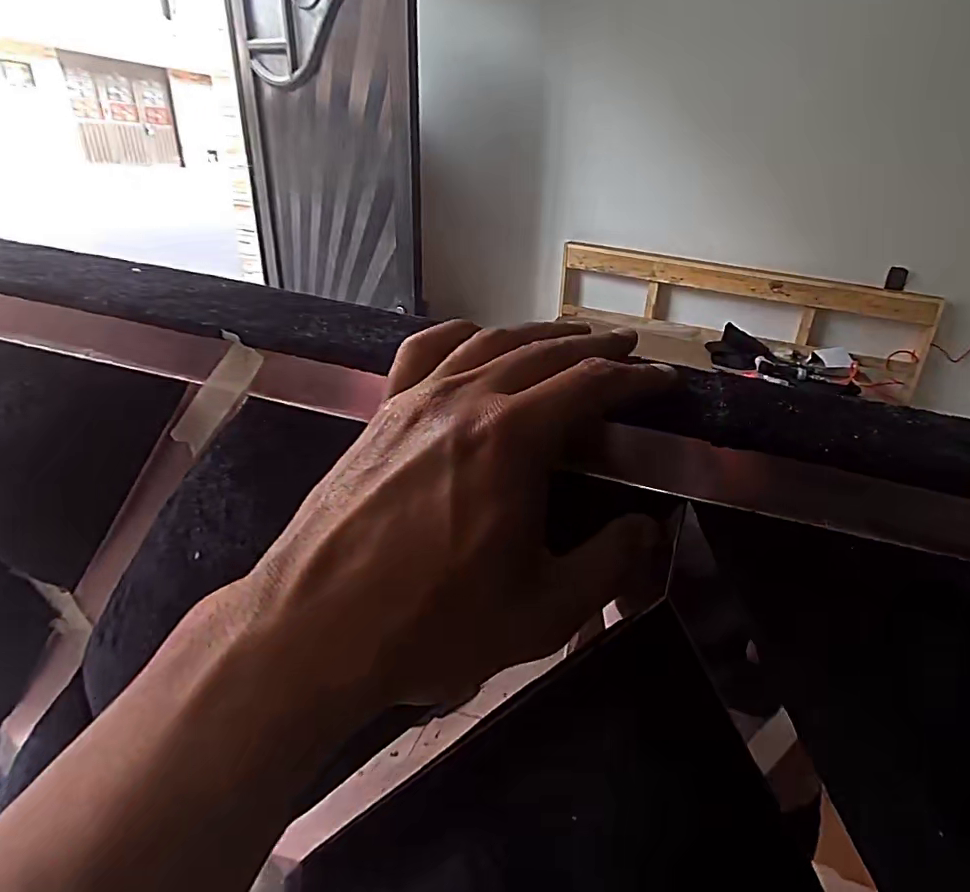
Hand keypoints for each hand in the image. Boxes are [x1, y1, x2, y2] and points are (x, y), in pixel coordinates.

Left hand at [230, 319, 676, 719]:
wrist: (307, 635)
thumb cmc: (430, 625)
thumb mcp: (543, 611)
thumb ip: (610, 563)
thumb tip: (647, 529)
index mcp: (512, 439)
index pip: (590, 384)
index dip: (635, 377)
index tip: (663, 378)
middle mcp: (467, 401)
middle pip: (546, 351)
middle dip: (596, 346)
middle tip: (628, 349)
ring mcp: (418, 400)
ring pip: (493, 342)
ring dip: (540, 335)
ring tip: (569, 339)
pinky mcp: (383, 413)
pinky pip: (427, 350)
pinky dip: (464, 335)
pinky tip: (478, 339)